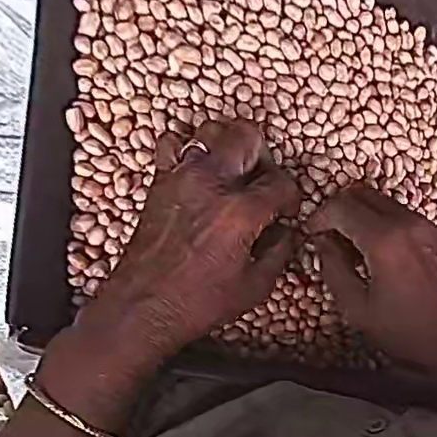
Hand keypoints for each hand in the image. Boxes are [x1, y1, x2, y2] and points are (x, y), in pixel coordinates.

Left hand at [80, 118, 299, 357]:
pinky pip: (176, 145)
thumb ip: (279, 252)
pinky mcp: (160, 182)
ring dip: (229, 147)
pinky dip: (192, 152)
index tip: (288, 211)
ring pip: (211, 131)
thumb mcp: (256, 286)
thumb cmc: (197, 301)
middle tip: (265, 182)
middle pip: (246, 136)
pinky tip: (202, 177)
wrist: (145, 305)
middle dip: (264, 157)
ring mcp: (180, 177)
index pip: (281, 183)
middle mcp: (210, 184)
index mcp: (239, 213)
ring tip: (235, 175)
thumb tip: (287, 233)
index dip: (292, 197)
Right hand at [307, 185, 436, 396]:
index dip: (320, 216)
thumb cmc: (403, 332)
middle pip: (362, 194)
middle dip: (338, 209)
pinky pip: (399, 214)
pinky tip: (374, 250)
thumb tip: (322, 242)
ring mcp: (426, 226)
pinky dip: (380, 222)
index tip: (311, 233)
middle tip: (327, 235)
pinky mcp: (435, 234)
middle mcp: (408, 224)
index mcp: (386, 241)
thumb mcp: (356, 308)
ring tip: (349, 245)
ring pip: (381, 201)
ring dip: (360, 214)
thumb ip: (333, 268)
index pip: (342, 207)